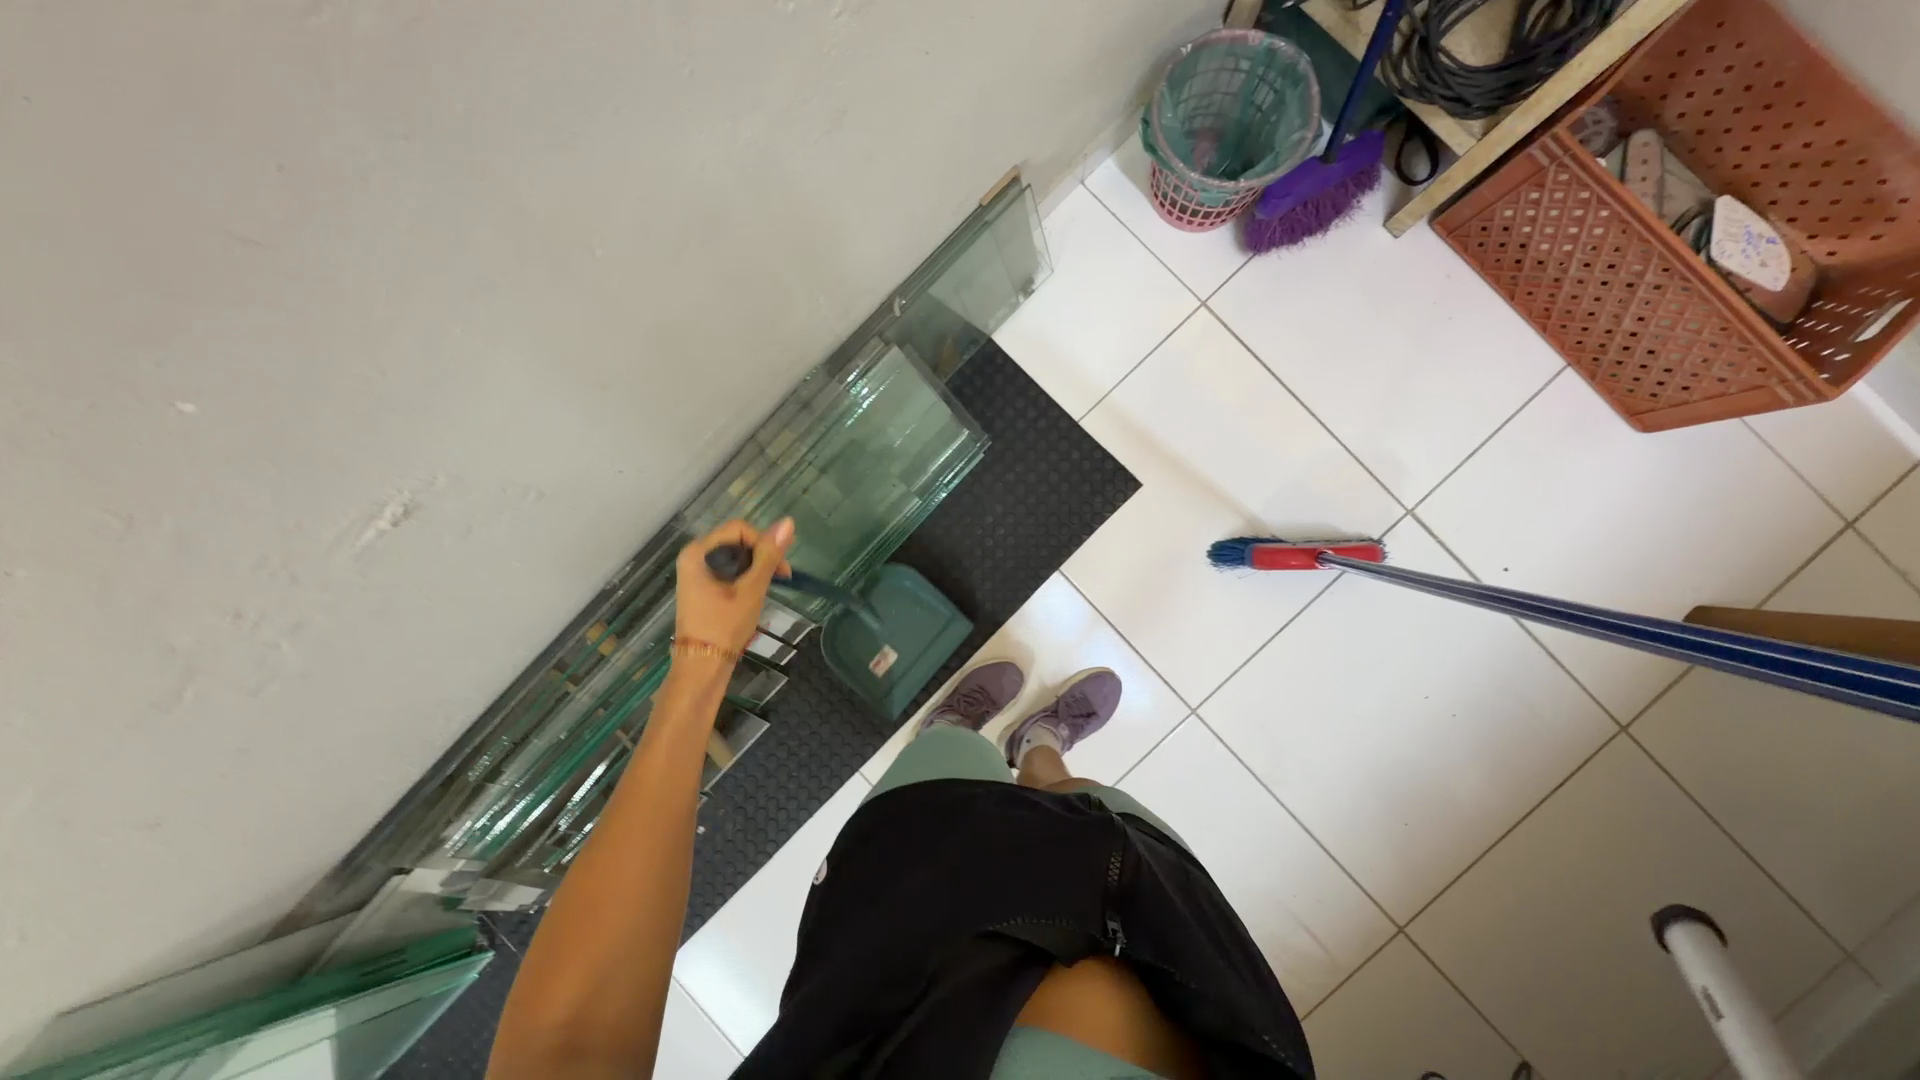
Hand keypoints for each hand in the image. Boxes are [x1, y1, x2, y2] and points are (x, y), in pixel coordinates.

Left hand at [674, 518, 794, 654]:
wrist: (702, 667)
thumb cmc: (724, 627)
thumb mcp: (751, 590)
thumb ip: (769, 556)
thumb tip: (788, 522)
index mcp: (698, 552)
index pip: (740, 529)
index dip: (764, 543)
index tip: (781, 570)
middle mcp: (694, 557)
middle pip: (737, 541)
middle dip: (761, 557)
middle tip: (779, 581)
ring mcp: (697, 573)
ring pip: (736, 557)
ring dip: (756, 570)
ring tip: (765, 592)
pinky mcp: (703, 586)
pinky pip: (729, 571)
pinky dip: (745, 579)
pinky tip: (753, 597)